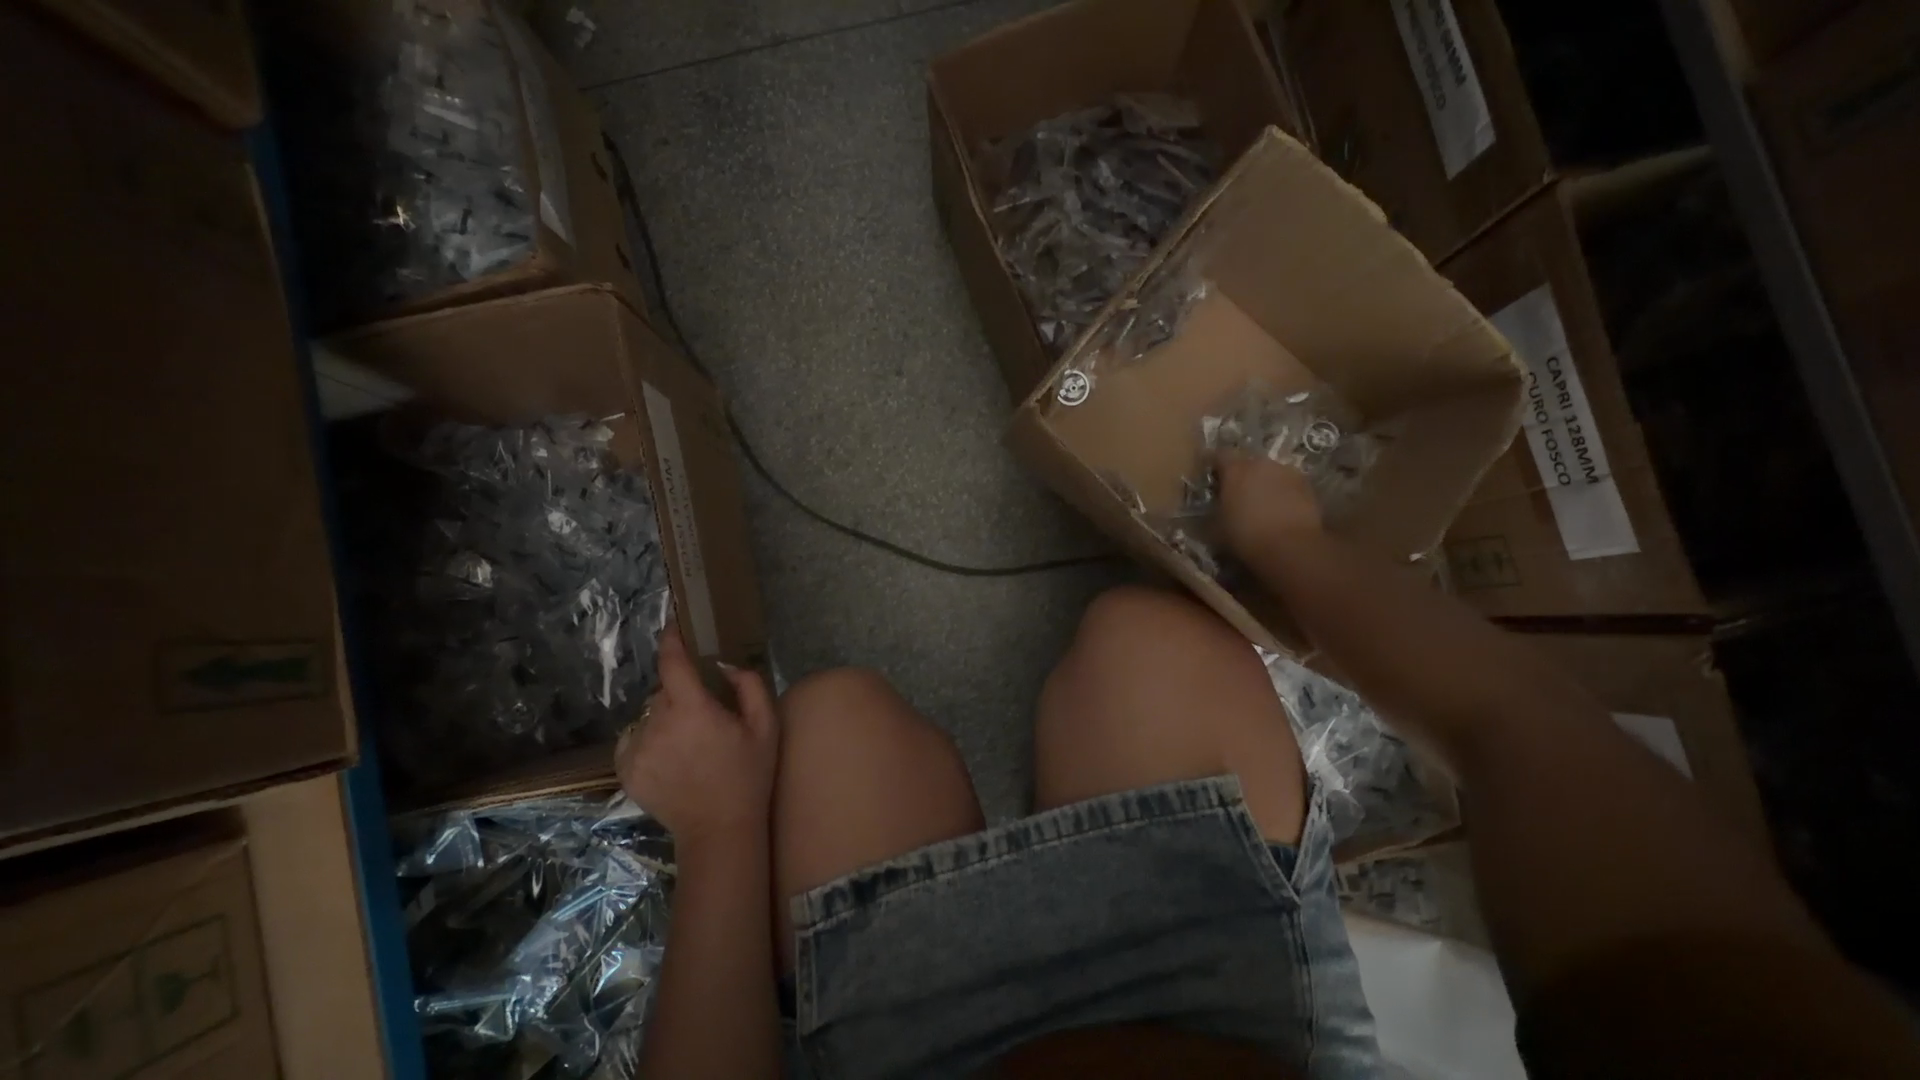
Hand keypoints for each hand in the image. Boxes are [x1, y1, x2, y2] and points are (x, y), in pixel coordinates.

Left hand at [615, 628, 778, 848]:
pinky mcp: (626, 770)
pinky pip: (634, 739)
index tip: (674, 625)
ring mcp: (638, 749)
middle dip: (681, 693)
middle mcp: (658, 724)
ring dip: (666, 719)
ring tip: (690, 744)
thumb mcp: (766, 727)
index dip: (672, 639)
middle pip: (663, 691)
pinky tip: (671, 758)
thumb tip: (724, 665)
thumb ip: (749, 685)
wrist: (720, 831)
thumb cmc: (749, 776)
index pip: (672, 661)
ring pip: (649, 716)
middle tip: (705, 714)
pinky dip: (649, 740)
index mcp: (692, 710)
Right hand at [1215, 451, 1323, 558]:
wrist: (1291, 547)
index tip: (1211, 477)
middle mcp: (1261, 463)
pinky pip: (1288, 484)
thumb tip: (1211, 509)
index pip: (1219, 455)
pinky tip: (1281, 510)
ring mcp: (1287, 472)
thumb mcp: (1215, 528)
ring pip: (1270, 472)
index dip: (1214, 465)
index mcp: (1235, 470)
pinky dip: (1283, 493)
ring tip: (1261, 503)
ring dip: (1264, 482)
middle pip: (1247, 462)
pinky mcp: (1307, 486)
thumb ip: (1212, 512)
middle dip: (1241, 474)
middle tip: (1236, 493)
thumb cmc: (1245, 536)